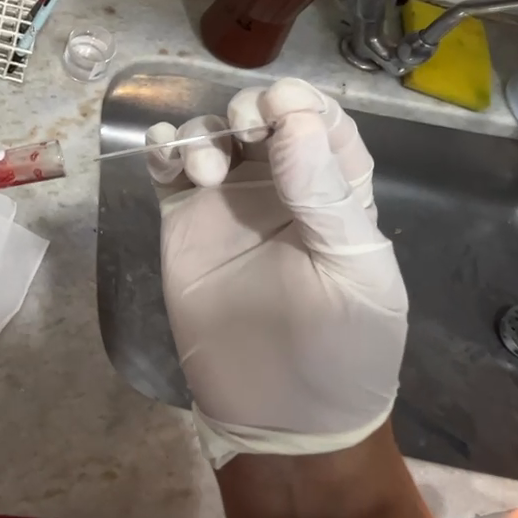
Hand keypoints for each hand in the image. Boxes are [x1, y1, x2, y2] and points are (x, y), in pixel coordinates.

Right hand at [149, 78, 407, 463]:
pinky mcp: (181, 218)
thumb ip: (325, 197)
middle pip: (260, 116)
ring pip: (210, 133)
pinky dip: (161, 147)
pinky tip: (165, 160)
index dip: (304, 104)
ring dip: (203, 132)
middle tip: (246, 129)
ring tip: (205, 174)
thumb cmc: (338, 349)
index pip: (323, 125)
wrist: (277, 413)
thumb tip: (295, 120)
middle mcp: (277, 186)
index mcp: (332, 194)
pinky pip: (166, 166)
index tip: (282, 108)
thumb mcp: (357, 276)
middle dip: (249, 107)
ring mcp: (224, 200)